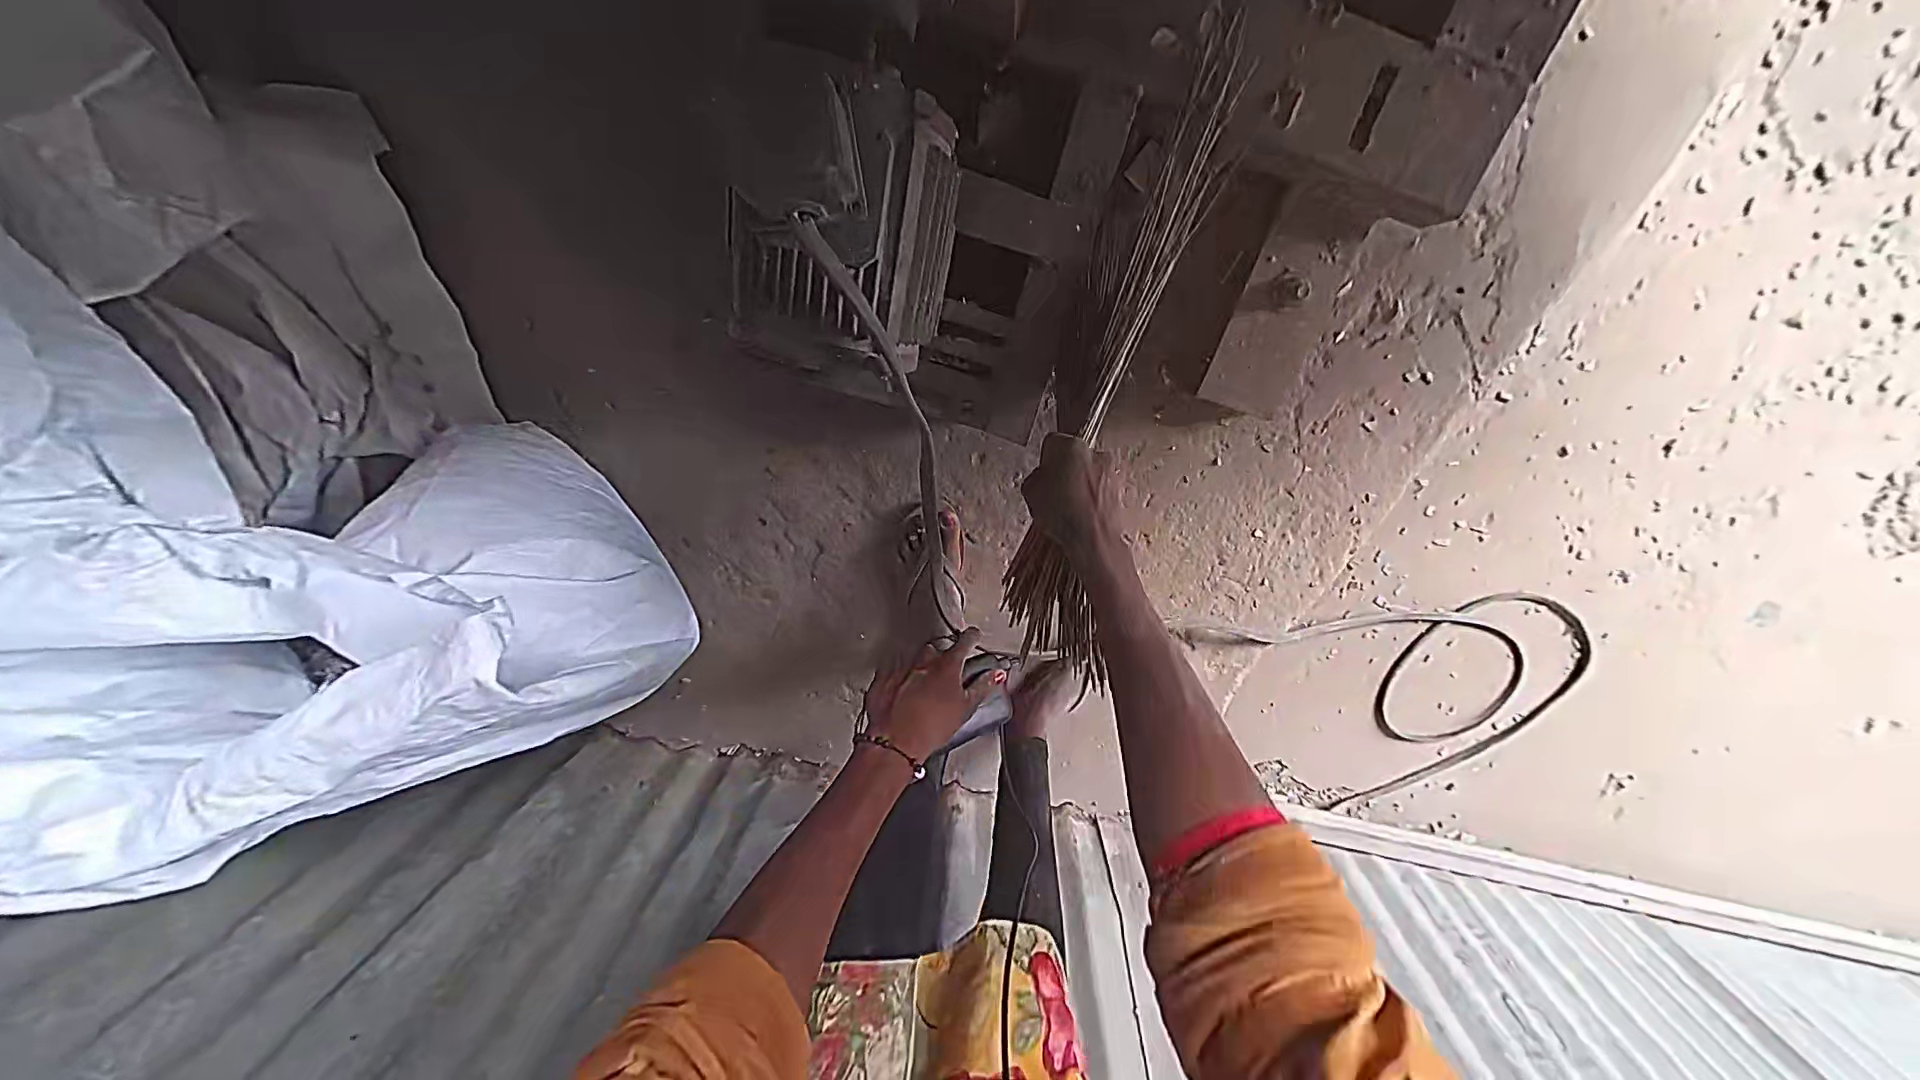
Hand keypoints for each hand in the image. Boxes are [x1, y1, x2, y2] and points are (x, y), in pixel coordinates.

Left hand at [863, 628, 1001, 762]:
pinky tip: (904, 694)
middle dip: (942, 657)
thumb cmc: (930, 728)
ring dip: (921, 669)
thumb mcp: (965, 709)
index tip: (973, 636)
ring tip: (925, 689)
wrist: (896, 743)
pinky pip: (894, 672)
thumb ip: (981, 687)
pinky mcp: (883, 680)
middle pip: (936, 649)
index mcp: (947, 666)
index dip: (971, 638)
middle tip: (947, 673)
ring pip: (915, 660)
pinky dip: (901, 680)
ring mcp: (901, 669)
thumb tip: (993, 676)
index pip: (964, 642)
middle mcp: (923, 662)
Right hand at [1021, 433, 1121, 561]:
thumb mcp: (1031, 493)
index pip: (1052, 442)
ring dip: (1080, 485)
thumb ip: (1036, 478)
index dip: (1045, 460)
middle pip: (1074, 456)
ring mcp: (1111, 471)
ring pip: (1089, 472)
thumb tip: (1041, 479)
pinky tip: (1083, 515)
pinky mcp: (1122, 489)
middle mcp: (1095, 453)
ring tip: (1069, 509)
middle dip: (1065, 471)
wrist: (1095, 540)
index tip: (1043, 473)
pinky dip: (1094, 498)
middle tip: (1054, 492)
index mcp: (1069, 446)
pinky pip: (1101, 489)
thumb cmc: (1064, 515)